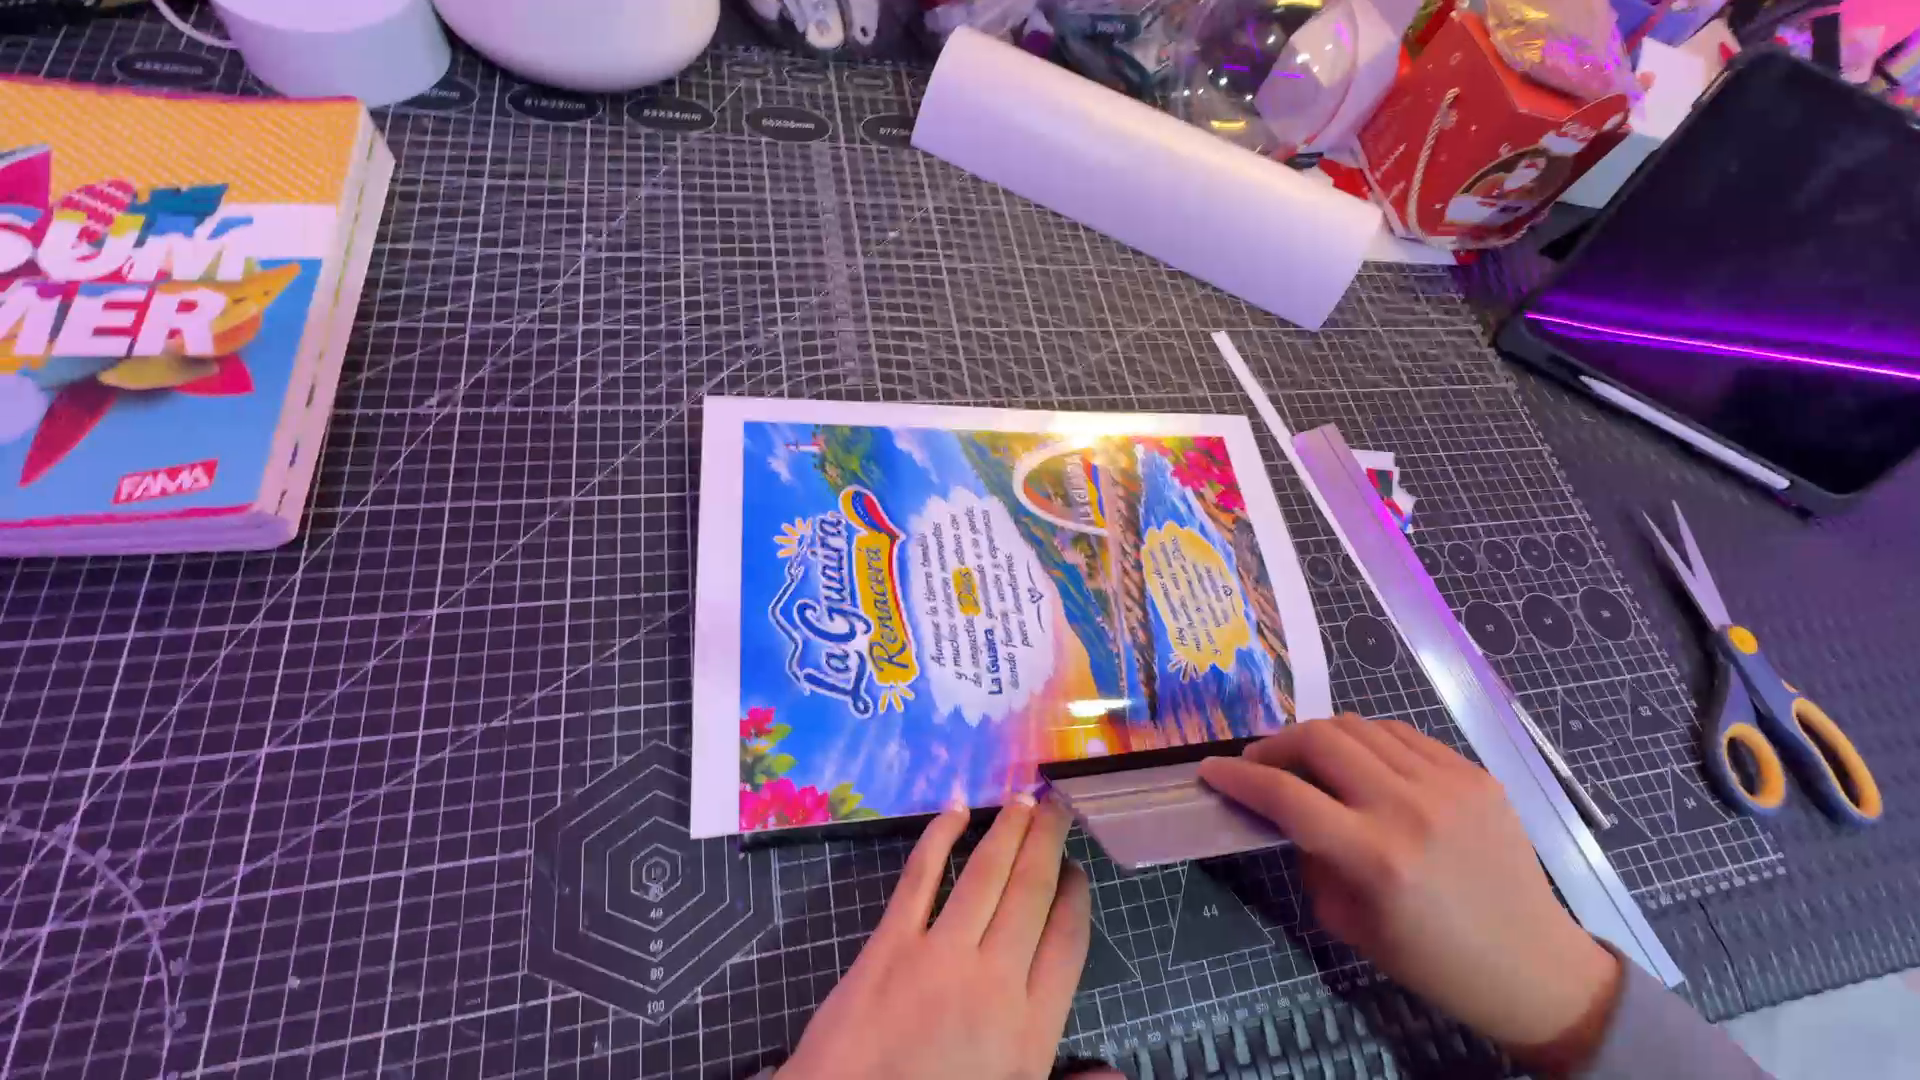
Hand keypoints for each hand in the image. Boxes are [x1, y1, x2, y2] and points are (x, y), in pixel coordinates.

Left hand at [778, 794, 1090, 1079]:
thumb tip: (1120, 1074)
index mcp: (1030, 1029)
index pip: (1067, 942)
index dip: (1076, 897)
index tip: (1078, 868)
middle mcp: (993, 981)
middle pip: (1031, 892)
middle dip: (1048, 842)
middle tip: (1057, 805)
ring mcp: (940, 955)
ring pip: (985, 875)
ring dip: (1008, 830)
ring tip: (1023, 800)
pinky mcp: (890, 943)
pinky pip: (921, 877)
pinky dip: (940, 837)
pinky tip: (957, 810)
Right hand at [1199, 715, 1622, 1070]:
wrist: (1536, 968)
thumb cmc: (1432, 961)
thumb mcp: (1347, 921)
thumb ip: (1309, 856)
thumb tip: (1284, 812)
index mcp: (1376, 858)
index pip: (1285, 795)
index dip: (1237, 777)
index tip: (1211, 769)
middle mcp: (1410, 809)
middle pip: (1318, 740)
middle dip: (1274, 744)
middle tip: (1259, 763)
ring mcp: (1448, 784)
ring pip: (1357, 726)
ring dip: (1317, 737)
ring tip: (1306, 760)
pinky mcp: (1473, 774)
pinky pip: (1399, 734)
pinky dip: (1364, 740)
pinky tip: (1358, 762)